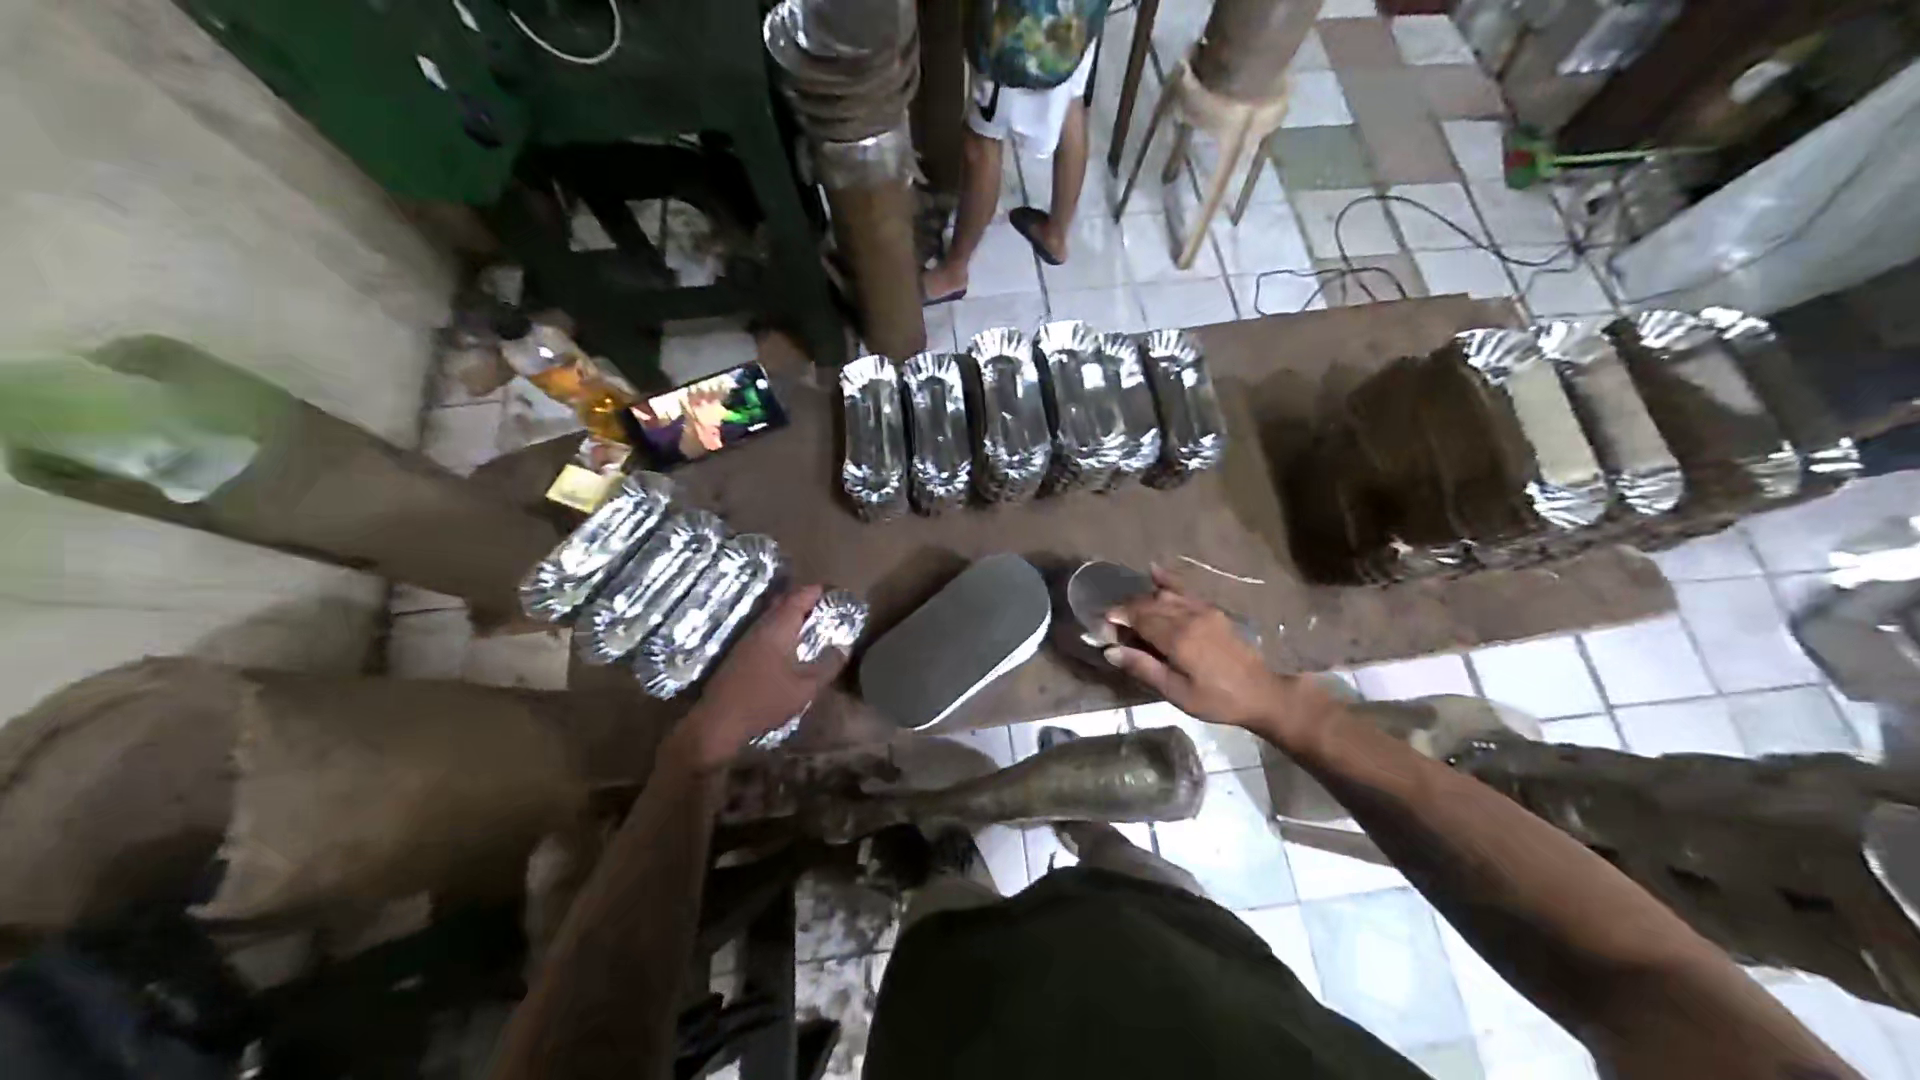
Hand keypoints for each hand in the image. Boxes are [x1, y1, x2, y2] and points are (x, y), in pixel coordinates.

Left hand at [671, 585, 847, 768]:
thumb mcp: (806, 688)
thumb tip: (844, 647)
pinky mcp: (740, 651)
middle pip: (783, 601)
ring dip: (791, 612)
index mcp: (778, 629)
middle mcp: (761, 627)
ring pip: (772, 614)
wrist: (720, 720)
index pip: (799, 597)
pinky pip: (765, 627)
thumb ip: (828, 666)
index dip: (816, 591)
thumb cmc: (766, 700)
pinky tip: (789, 641)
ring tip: (811, 620)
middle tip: (825, 604)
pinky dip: (781, 625)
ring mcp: (747, 638)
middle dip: (804, 598)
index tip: (834, 590)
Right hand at [1105, 567, 1341, 743]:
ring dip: (1142, 601)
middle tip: (1114, 629)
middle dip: (1126, 612)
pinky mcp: (1212, 610)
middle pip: (1147, 604)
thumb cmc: (1216, 699)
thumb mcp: (1176, 692)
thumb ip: (1143, 668)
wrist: (1261, 693)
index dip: (1116, 620)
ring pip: (1163, 596)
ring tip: (1129, 614)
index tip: (1102, 630)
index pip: (1137, 617)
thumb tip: (1110, 651)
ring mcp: (1202, 610)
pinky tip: (1153, 570)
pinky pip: (1184, 590)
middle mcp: (1188, 616)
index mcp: (1178, 637)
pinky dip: (1166, 580)